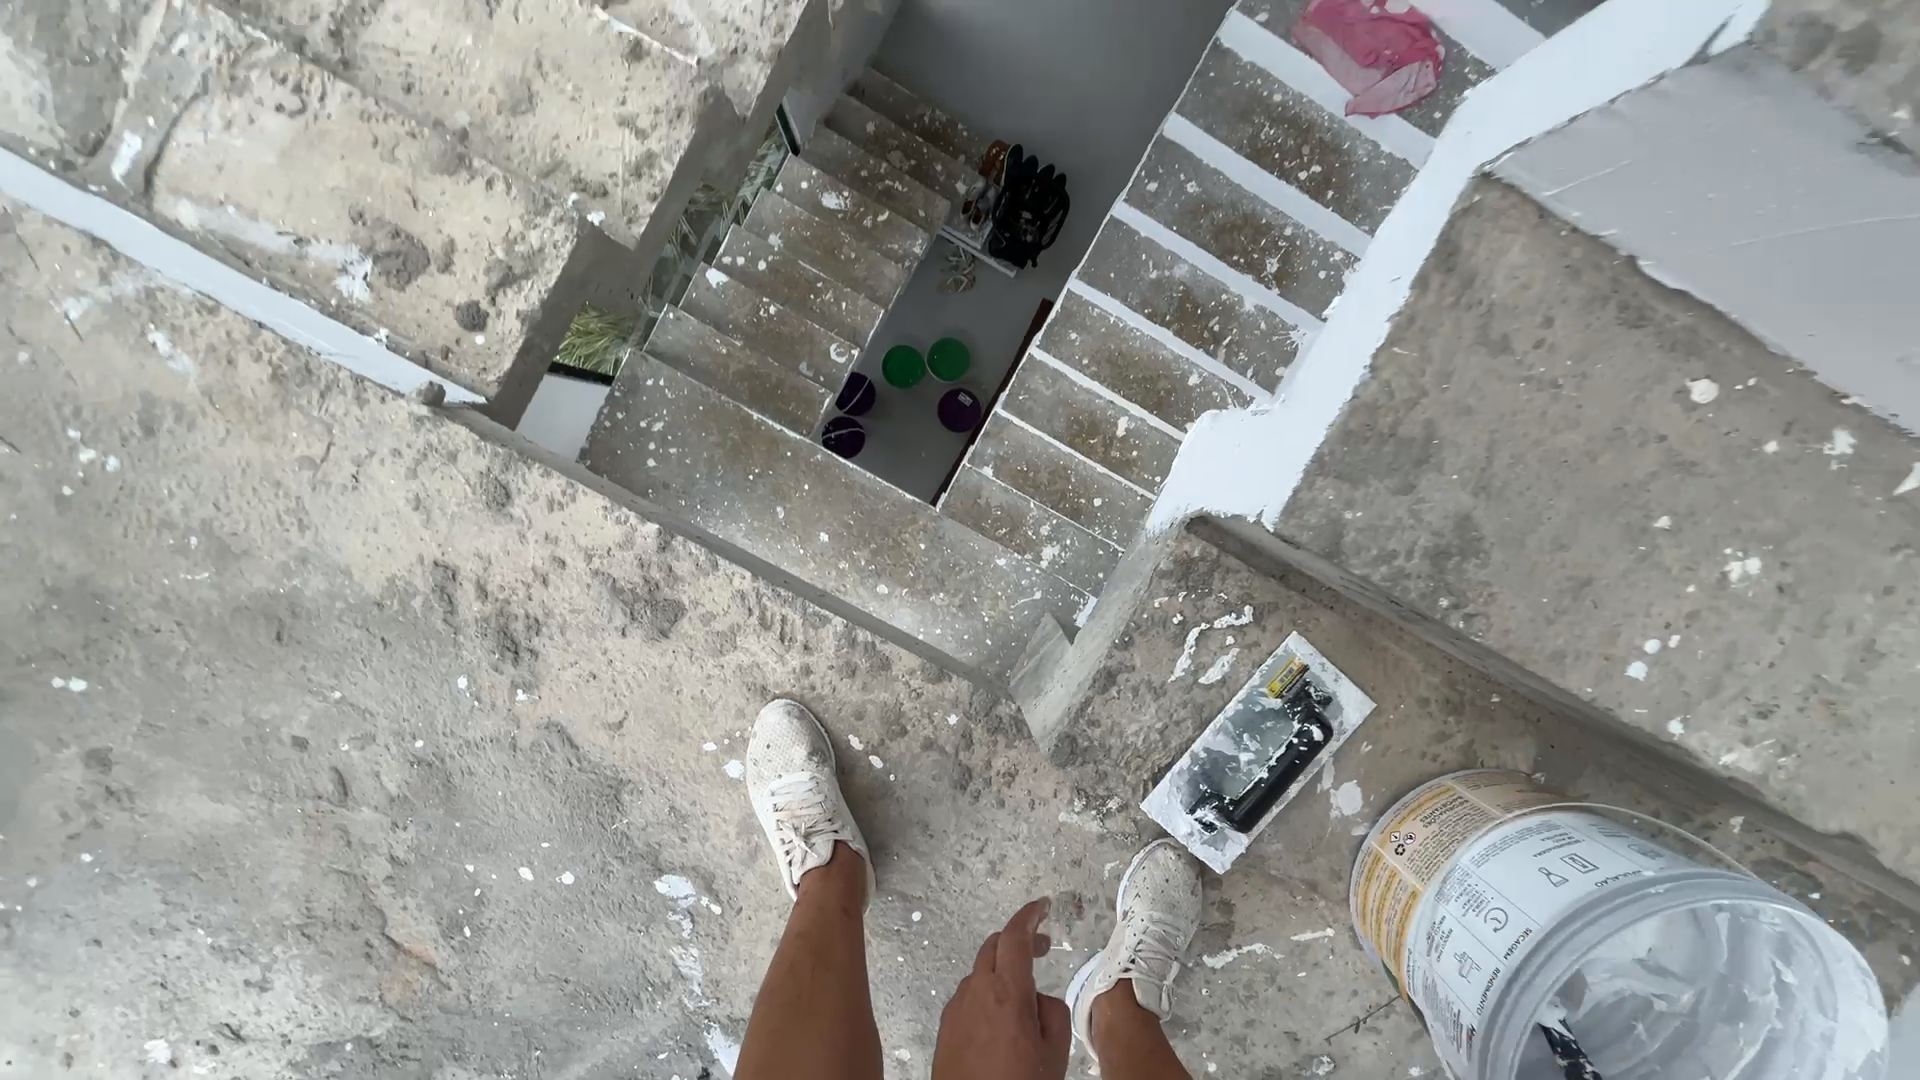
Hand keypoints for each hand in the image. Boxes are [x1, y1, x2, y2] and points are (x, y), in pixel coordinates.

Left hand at [932, 898, 1071, 1079]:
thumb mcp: (1054, 1053)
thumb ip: (1052, 1013)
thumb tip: (1040, 999)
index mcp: (1007, 991)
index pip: (1016, 935)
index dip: (1030, 915)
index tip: (1043, 906)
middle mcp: (977, 990)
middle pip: (995, 946)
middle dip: (1019, 940)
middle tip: (1042, 947)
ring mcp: (957, 1007)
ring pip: (981, 971)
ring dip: (1002, 970)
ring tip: (1024, 996)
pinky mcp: (945, 1026)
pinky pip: (969, 996)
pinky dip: (986, 993)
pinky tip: (1000, 1020)